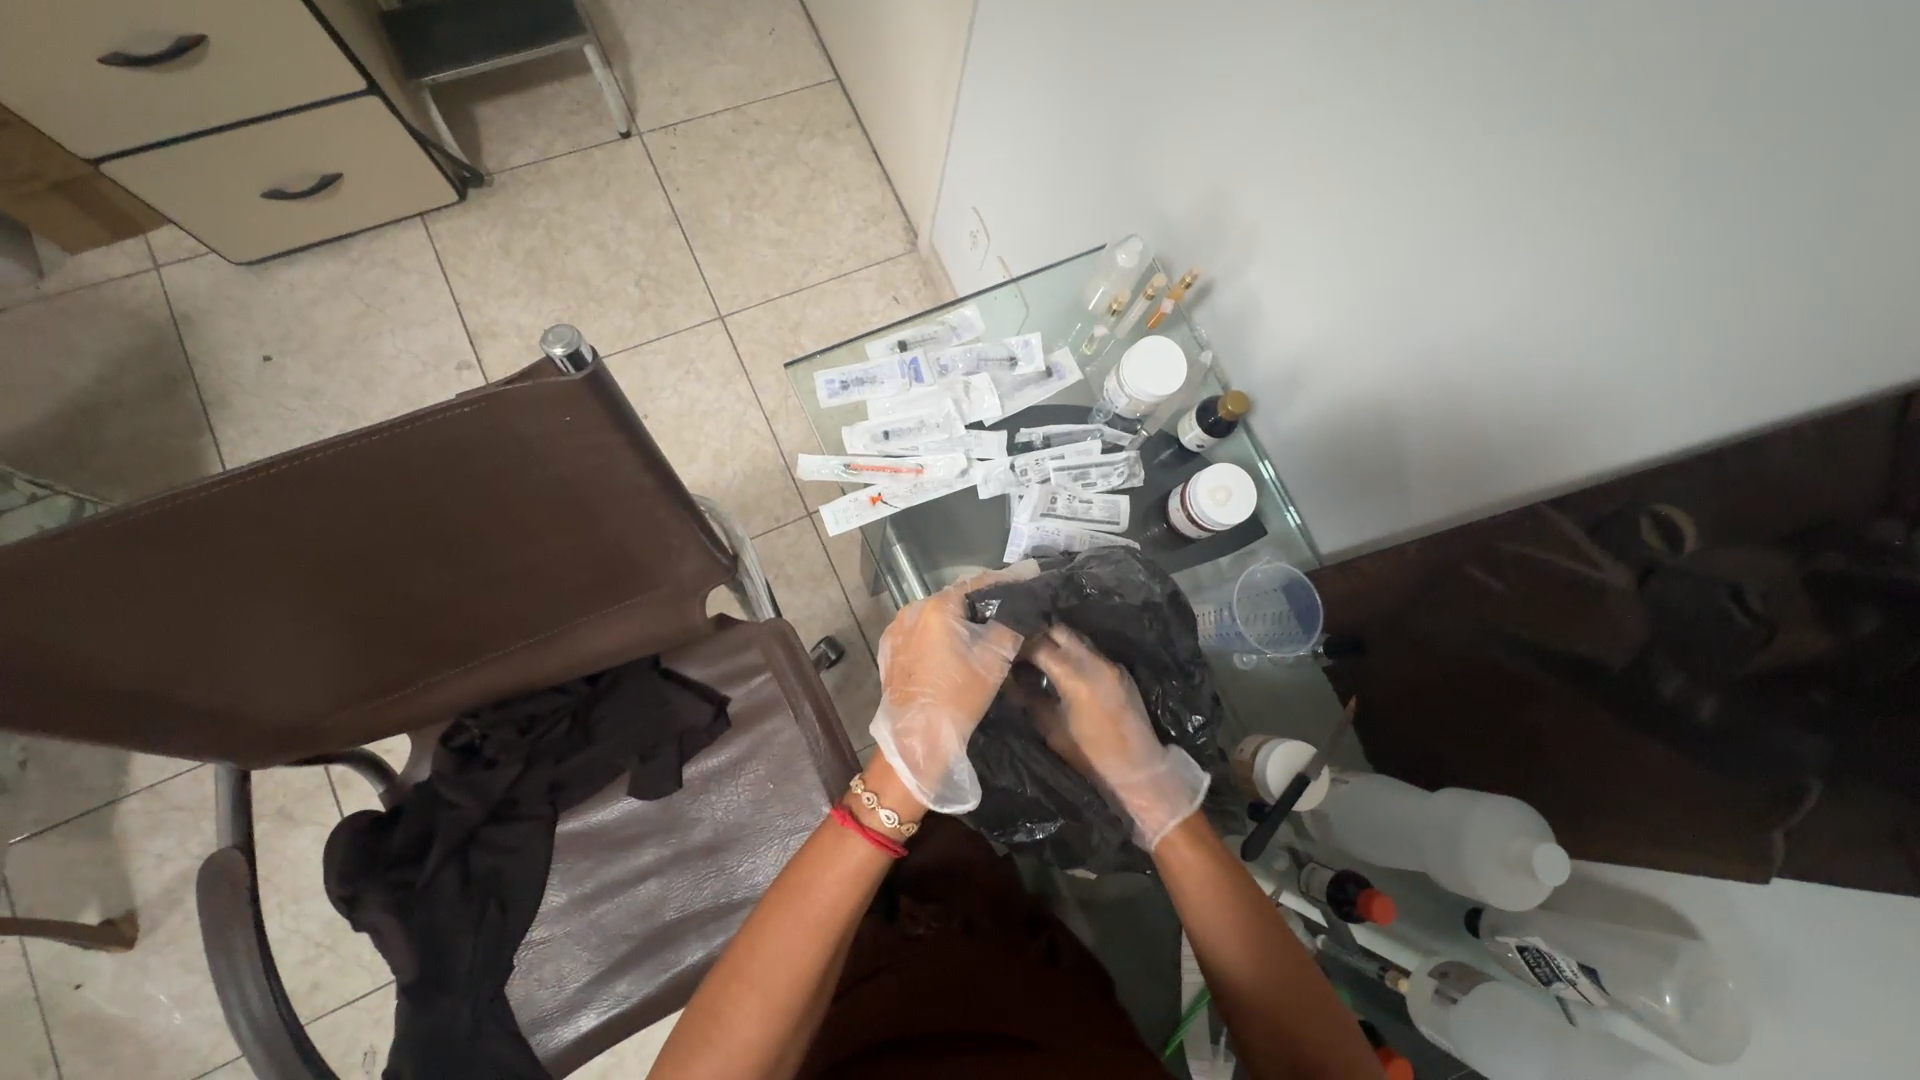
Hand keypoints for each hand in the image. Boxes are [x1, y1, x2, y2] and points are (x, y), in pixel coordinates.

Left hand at [869, 562, 1038, 813]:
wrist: (916, 740)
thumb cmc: (958, 698)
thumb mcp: (994, 661)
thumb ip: (1010, 625)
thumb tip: (1024, 606)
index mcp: (937, 607)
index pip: (978, 582)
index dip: (1006, 580)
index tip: (1028, 577)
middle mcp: (912, 610)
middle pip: (956, 598)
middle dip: (982, 603)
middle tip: (1009, 610)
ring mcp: (897, 630)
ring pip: (938, 616)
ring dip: (960, 620)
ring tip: (984, 631)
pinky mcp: (890, 650)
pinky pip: (922, 633)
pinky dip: (940, 635)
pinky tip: (954, 650)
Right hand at [1027, 625, 1209, 849]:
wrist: (1137, 765)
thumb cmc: (1088, 753)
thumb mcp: (1050, 727)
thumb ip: (1029, 699)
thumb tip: (1011, 681)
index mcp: (1074, 675)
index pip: (1039, 645)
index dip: (1020, 647)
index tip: (1007, 655)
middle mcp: (1094, 661)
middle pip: (1059, 631)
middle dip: (1039, 637)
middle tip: (1023, 653)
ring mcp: (1110, 663)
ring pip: (1078, 638)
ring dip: (1058, 644)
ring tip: (1042, 660)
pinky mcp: (1121, 670)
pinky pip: (1092, 652)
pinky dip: (1076, 655)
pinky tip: (1066, 671)